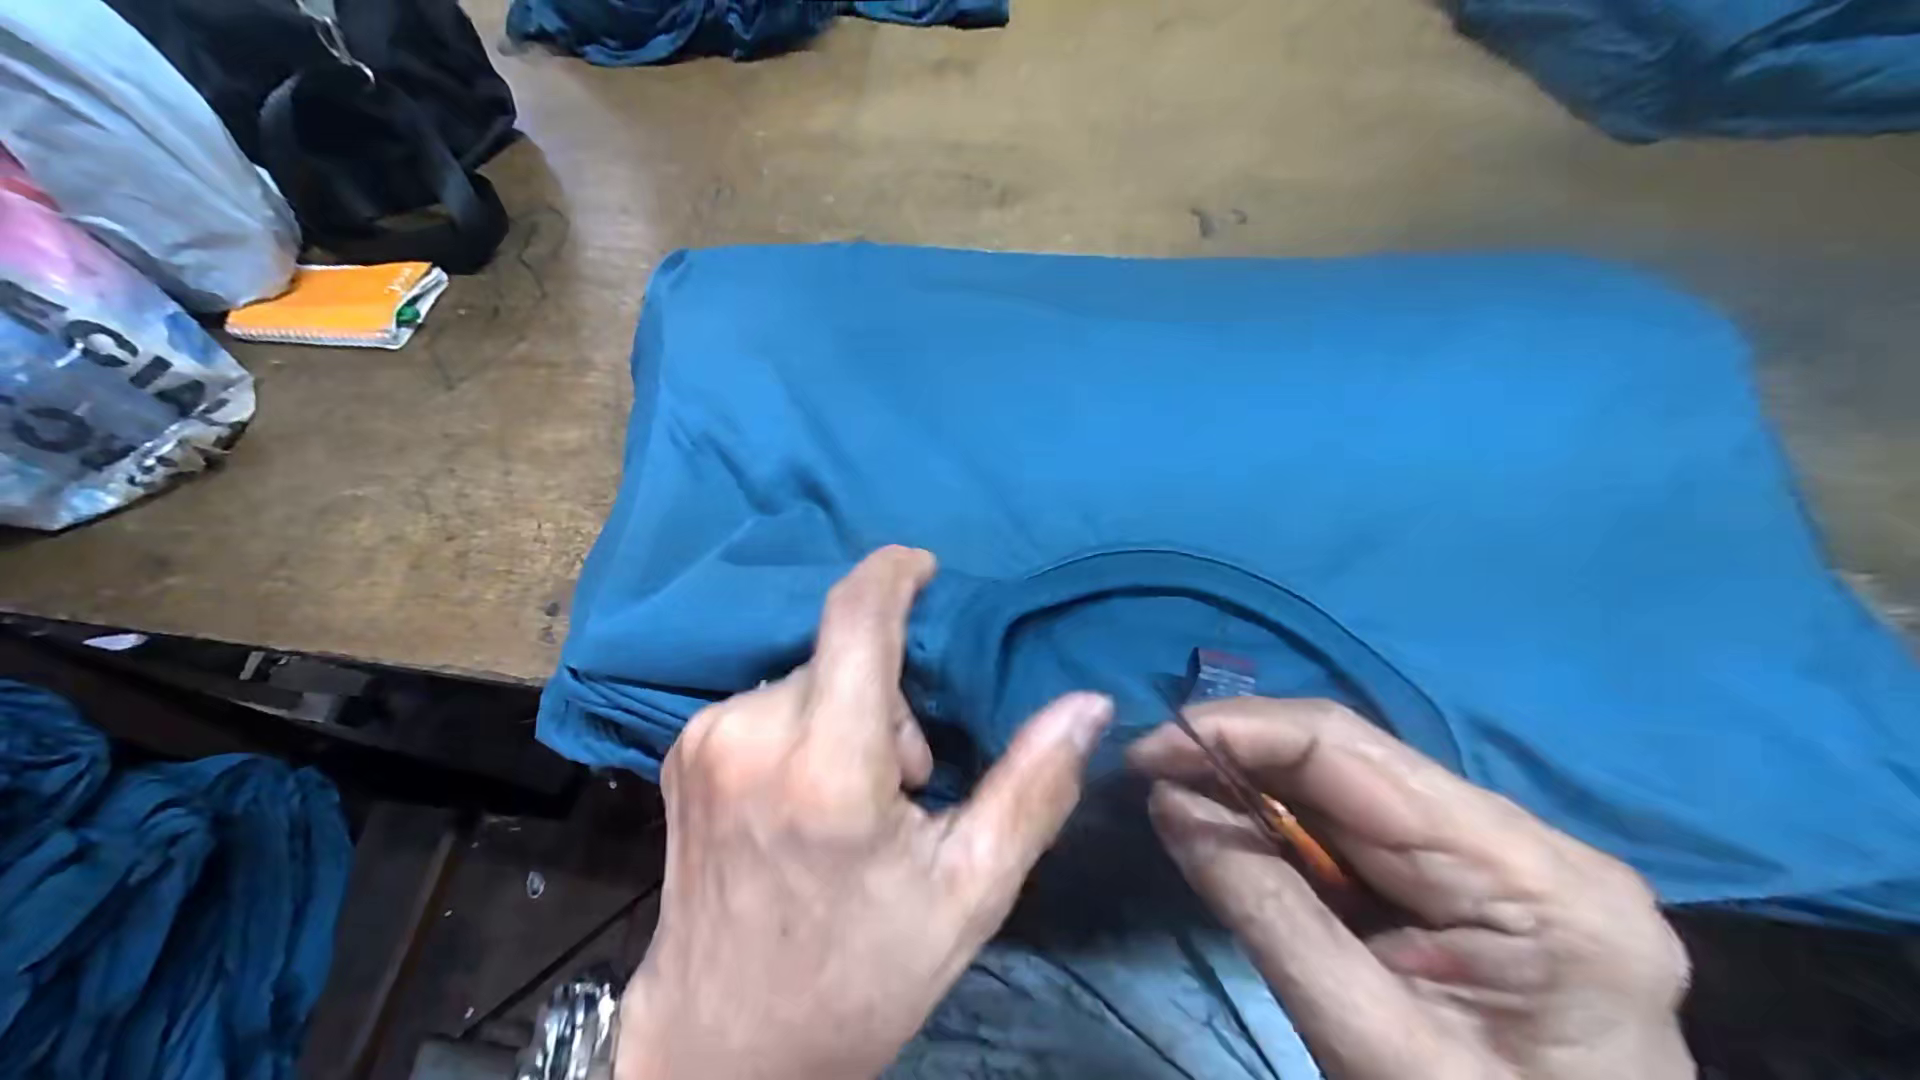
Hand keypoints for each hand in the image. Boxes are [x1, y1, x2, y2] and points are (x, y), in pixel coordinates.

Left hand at [617, 547, 1113, 1079]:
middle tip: (906, 777)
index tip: (926, 568)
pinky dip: (804, 722)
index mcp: (828, 767)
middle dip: (887, 691)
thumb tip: (1090, 704)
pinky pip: (766, 699)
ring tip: (856, 795)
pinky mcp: (681, 748)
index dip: (895, 574)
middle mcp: (753, 734)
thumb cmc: (860, 974)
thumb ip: (1033, 787)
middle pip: (841, 651)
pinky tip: (805, 791)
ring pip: (805, 674)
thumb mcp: (970, 891)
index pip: (857, 617)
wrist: (724, 1046)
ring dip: (846, 709)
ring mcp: (706, 738)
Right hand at [1129, 697, 1693, 1079]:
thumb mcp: (1364, 1043)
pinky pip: (1358, 820)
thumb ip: (1262, 907)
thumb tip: (1166, 800)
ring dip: (1254, 782)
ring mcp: (1505, 854)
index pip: (1351, 750)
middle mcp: (1526, 840)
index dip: (1237, 731)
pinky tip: (1239, 825)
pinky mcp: (1476, 874)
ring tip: (1180, 794)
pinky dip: (1286, 819)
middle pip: (1349, 755)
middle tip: (1151, 769)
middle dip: (1238, 752)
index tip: (1149, 749)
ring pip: (1346, 780)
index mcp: (1532, 879)